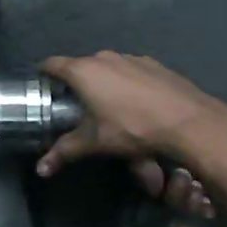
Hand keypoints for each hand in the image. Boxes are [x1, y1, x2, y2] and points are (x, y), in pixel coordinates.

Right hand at [36, 52, 226, 176]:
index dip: (44, 73)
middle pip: (81, 66)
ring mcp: (131, 57)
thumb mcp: (95, 142)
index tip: (42, 86)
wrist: (186, 119)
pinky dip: (127, 82)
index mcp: (84, 71)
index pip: (53, 64)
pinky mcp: (153, 64)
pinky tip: (136, 103)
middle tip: (76, 107)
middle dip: (76, 83)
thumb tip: (40, 169)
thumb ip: (65, 152)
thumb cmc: (132, 127)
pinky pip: (130, 70)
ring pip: (108, 67)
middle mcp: (105, 57)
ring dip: (103, 82)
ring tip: (108, 106)